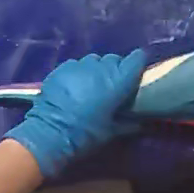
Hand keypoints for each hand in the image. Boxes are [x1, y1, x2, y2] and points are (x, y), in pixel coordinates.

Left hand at [6, 49, 147, 176]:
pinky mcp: (62, 68)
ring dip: (96, 70)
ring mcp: (79, 65)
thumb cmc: (86, 134)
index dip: (137, 64)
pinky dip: (78, 73)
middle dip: (115, 70)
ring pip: (94, 61)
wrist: (50, 133)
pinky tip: (73, 87)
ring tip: (91, 86)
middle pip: (114, 59)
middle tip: (111, 86)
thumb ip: (130, 123)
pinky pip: (76, 65)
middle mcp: (101, 67)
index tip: (135, 73)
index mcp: (118, 80)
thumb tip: (143, 123)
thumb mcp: (112, 131)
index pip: (137, 58)